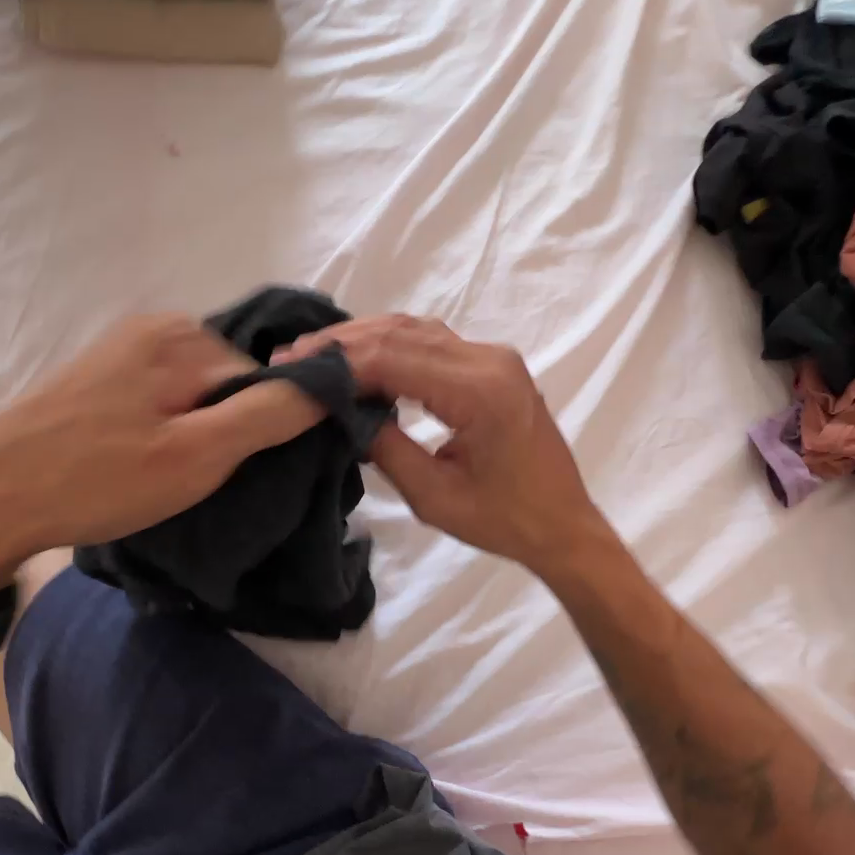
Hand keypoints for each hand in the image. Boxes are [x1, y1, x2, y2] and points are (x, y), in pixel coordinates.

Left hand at [0, 314, 323, 609]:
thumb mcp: (196, 456)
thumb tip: (329, 384)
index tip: (244, 472)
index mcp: (181, 336)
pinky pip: (157, 399)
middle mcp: (152, 328)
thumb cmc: (97, 480)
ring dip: (196, 434)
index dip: (265, 427)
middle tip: (205, 481)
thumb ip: (266, 415)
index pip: (264, 375)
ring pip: (191, 394)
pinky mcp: (94, 379)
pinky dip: (165, 431)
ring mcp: (118, 351)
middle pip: (227, 381)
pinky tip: (141, 466)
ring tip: (170, 479)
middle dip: (228, 429)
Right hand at [275, 315, 613, 573]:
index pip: (393, 359)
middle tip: (291, 354)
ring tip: (314, 353)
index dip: (339, 362)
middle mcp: (489, 360)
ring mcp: (494, 358)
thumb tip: (341, 413)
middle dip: (343, 343)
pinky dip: (390, 345)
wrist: (563, 524)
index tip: (293, 369)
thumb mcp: (433, 496)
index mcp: (480, 392)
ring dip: (363, 339)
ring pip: (416, 329)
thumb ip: (385, 448)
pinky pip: (432, 342)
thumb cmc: (503, 521)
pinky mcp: (492, 366)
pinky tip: (358, 357)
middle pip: (402, 332)